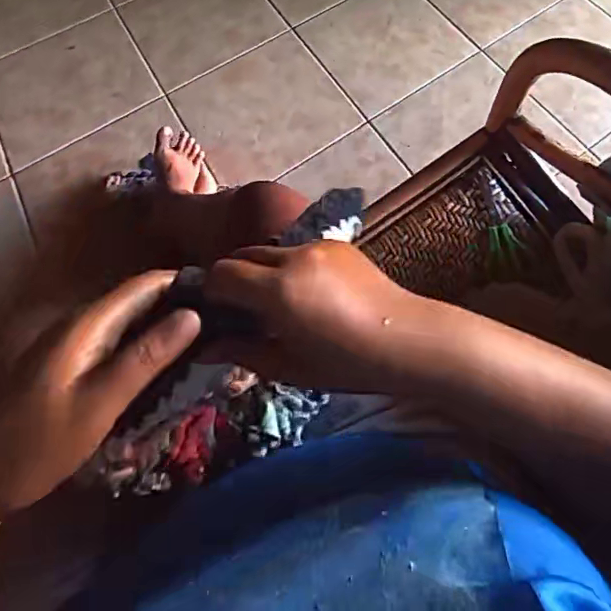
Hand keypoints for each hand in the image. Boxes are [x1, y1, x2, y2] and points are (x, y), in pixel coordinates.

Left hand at [0, 270, 199, 520]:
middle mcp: (79, 323)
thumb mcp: (100, 403)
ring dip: (164, 324)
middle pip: (139, 298)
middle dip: (180, 303)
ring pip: (130, 318)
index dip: (185, 282)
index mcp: (86, 324)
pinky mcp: (69, 363)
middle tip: (221, 320)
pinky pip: (118, 338)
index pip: (146, 284)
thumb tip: (194, 314)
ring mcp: (71, 342)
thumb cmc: (37, 444)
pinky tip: (166, 361)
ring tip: (204, 339)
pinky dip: (146, 342)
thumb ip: (147, 357)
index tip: (224, 294)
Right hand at [206, 241, 436, 392]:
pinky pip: (301, 250)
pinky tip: (307, 295)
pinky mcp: (340, 244)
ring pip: (272, 251)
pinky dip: (290, 267)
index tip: (216, 316)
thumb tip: (206, 346)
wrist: (404, 338)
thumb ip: (242, 351)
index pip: (221, 273)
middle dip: (233, 278)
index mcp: (277, 288)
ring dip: (262, 271)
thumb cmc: (345, 362)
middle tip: (239, 311)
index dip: (211, 293)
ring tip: (275, 305)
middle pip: (243, 255)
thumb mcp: (288, 366)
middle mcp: (295, 256)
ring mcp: (321, 245)